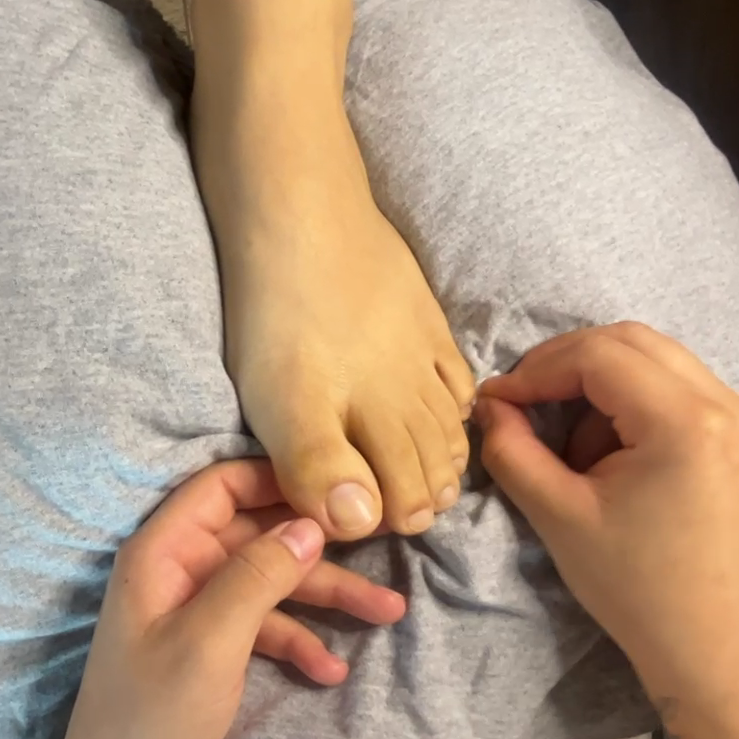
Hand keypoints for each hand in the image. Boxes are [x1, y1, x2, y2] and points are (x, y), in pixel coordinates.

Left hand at [44, 460, 405, 738]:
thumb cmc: (154, 714)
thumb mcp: (210, 640)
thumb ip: (258, 576)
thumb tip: (309, 524)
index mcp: (163, 550)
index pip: (221, 486)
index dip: (275, 477)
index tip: (335, 485)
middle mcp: (181, 568)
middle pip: (257, 537)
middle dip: (318, 550)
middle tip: (383, 548)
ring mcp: (198, 609)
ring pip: (270, 584)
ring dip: (324, 598)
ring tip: (389, 611)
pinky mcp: (213, 646)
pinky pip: (264, 627)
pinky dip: (298, 642)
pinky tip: (332, 670)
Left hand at [193, 96, 475, 539]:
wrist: (299, 209)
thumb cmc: (279, 315)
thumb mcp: (282, 401)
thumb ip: (320, 465)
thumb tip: (364, 522)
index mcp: (381, 417)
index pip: (404, 490)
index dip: (395, 518)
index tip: (384, 529)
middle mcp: (415, 389)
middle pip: (433, 459)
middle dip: (425, 495)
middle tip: (413, 515)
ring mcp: (425, 348)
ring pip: (450, 420)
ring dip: (446, 458)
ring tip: (437, 481)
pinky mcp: (424, 314)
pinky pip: (457, 372)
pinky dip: (459, 403)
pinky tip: (457, 408)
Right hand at [473, 323, 738, 704]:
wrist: (718, 651)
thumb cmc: (635, 588)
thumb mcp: (558, 515)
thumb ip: (512, 449)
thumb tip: (488, 406)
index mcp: (686, 422)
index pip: (598, 356)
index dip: (536, 369)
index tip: (495, 400)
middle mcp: (728, 405)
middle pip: (630, 341)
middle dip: (564, 364)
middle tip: (522, 401)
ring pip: (655, 360)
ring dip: (597, 383)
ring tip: (568, 442)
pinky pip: (676, 389)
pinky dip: (628, 402)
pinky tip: (608, 453)